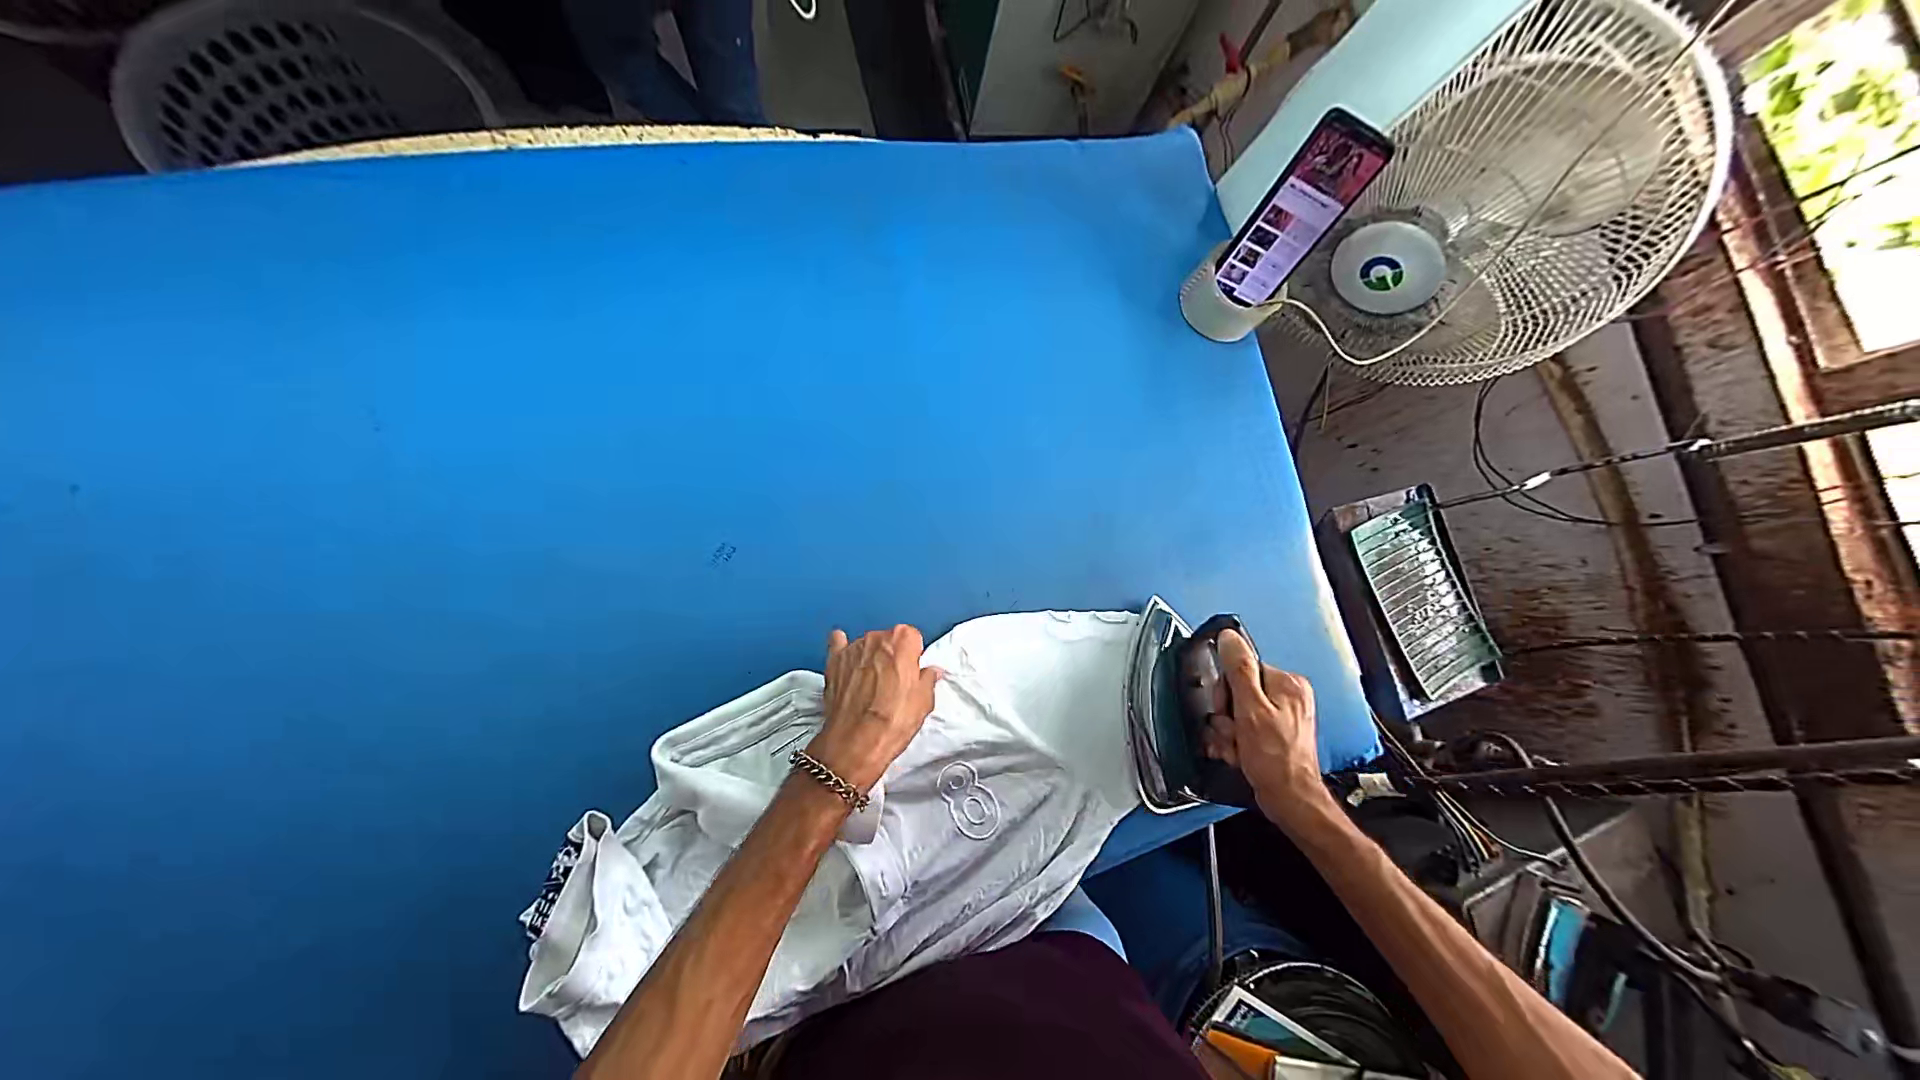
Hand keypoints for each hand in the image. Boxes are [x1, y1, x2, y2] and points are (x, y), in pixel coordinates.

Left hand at [806, 625, 944, 794]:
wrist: (857, 741)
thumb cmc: (891, 721)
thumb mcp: (924, 701)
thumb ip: (927, 679)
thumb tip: (929, 674)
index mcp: (903, 641)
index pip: (912, 637)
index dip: (913, 656)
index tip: (912, 672)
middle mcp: (877, 638)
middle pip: (888, 640)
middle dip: (891, 657)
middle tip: (894, 683)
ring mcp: (853, 648)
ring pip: (866, 645)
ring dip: (870, 658)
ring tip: (872, 687)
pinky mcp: (834, 661)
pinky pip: (838, 644)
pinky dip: (843, 650)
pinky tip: (848, 662)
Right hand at [1199, 629, 1331, 828]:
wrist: (1289, 799)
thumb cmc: (1275, 760)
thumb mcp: (1250, 710)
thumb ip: (1239, 670)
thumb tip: (1230, 638)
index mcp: (1287, 683)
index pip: (1241, 669)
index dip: (1227, 691)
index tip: (1229, 710)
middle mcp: (1288, 696)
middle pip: (1236, 691)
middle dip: (1227, 715)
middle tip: (1235, 732)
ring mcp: (1282, 716)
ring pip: (1237, 712)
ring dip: (1229, 732)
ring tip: (1239, 747)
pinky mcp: (1274, 733)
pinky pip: (1244, 727)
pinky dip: (1237, 741)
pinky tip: (1241, 753)